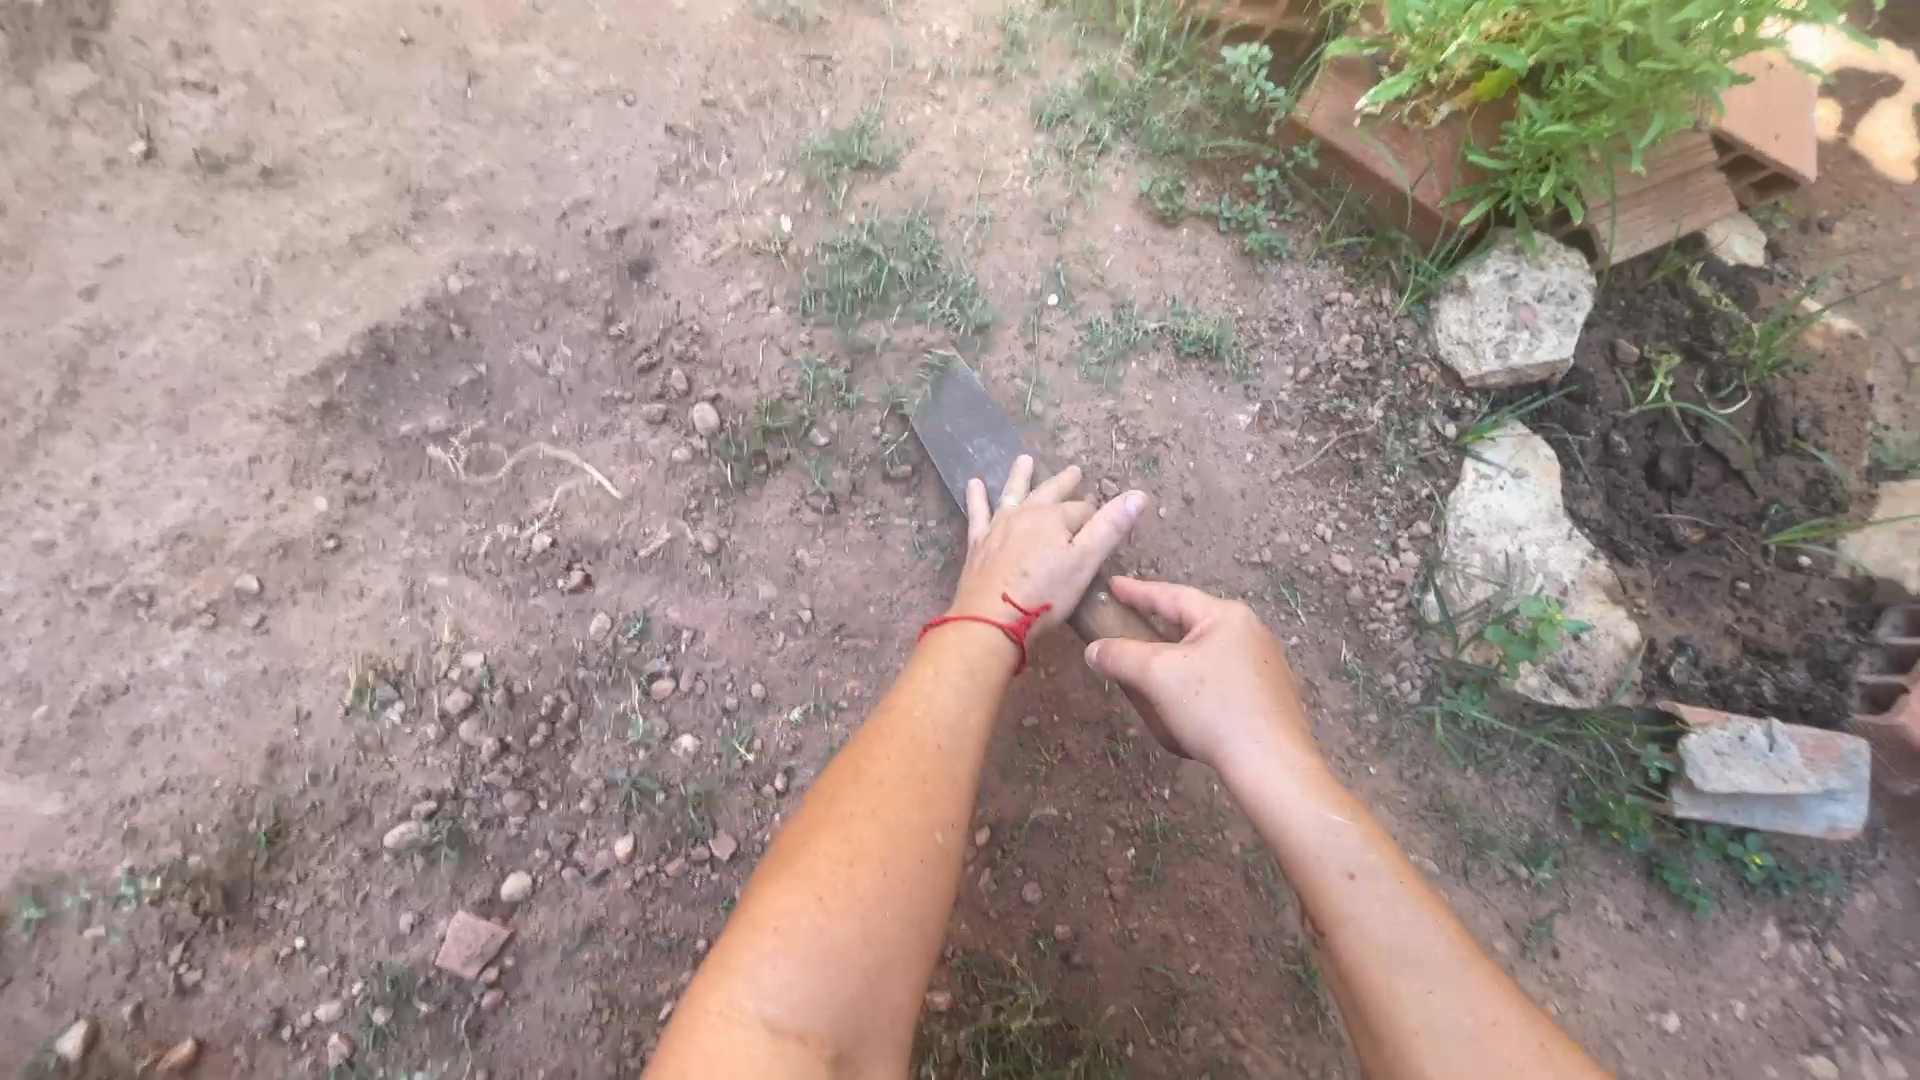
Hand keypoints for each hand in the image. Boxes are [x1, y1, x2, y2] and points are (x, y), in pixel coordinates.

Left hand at [946, 456, 1147, 637]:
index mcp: (1054, 519)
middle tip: (1074, 470)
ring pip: (1013, 494)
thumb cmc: (1044, 594)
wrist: (991, 618)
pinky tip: (974, 483)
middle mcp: (1025, 514)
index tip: (1102, 521)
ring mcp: (999, 526)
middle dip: (1063, 482)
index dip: (1095, 516)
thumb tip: (1138, 495)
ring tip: (1024, 460)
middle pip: (1049, 493)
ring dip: (1020, 476)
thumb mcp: (1085, 563)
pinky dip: (977, 496)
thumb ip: (1110, 528)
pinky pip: (978, 512)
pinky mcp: (978, 543)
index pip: (1082, 510)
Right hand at [1083, 578, 1320, 772]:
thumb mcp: (1156, 675)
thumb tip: (1093, 651)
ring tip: (1151, 664)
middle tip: (1129, 623)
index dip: (1137, 591)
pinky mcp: (1268, 697)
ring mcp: (1263, 666)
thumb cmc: (1214, 708)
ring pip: (1206, 652)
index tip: (1113, 586)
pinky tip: (1183, 699)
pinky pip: (1220, 677)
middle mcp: (1250, 633)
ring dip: (1176, 656)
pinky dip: (1195, 679)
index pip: (1172, 596)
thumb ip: (1120, 656)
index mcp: (1226, 617)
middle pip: (1191, 623)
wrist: (1270, 765)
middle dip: (1157, 624)